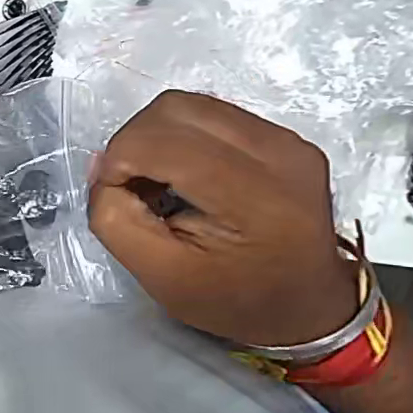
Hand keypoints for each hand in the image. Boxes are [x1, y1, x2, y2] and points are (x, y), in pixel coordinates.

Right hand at [87, 90, 359, 346]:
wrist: (310, 309)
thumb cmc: (233, 301)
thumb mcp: (159, 276)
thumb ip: (114, 219)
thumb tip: (102, 165)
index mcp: (255, 200)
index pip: (163, 143)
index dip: (120, 159)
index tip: (112, 192)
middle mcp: (279, 154)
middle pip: (174, 110)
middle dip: (133, 141)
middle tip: (131, 184)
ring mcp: (288, 140)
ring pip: (189, 103)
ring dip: (154, 134)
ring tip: (156, 176)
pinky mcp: (286, 136)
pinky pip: (211, 112)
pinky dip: (180, 133)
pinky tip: (183, 169)